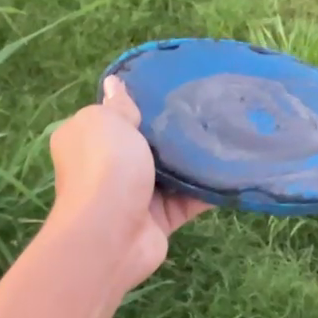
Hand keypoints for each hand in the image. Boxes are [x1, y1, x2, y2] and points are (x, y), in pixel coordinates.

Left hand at [47, 75, 209, 292]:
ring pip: (169, 174)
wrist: (112, 234)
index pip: (112, 118)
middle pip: (144, 146)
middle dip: (170, 134)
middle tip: (205, 114)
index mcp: (86, 140)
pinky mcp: (159, 219)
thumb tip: (116, 83)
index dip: (137, 106)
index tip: (168, 93)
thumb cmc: (106, 168)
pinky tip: (232, 174)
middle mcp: (107, 168)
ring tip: (224, 140)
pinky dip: (207, 191)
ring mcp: (134, 195)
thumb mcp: (109, 123)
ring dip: (192, 163)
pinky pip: (188, 200)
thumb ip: (119, 106)